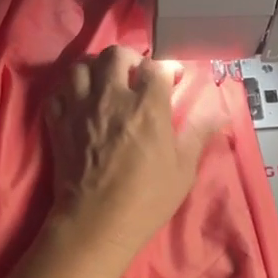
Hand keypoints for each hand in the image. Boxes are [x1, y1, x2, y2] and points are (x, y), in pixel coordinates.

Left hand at [44, 46, 217, 256]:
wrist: (96, 222)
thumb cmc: (146, 199)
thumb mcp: (183, 170)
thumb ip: (197, 134)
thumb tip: (220, 112)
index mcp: (147, 106)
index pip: (156, 67)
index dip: (166, 69)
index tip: (170, 79)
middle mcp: (112, 97)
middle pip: (115, 54)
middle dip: (128, 59)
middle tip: (134, 75)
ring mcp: (80, 108)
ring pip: (81, 66)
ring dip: (94, 70)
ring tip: (103, 83)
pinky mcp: (58, 123)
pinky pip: (57, 92)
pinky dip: (67, 91)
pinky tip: (78, 102)